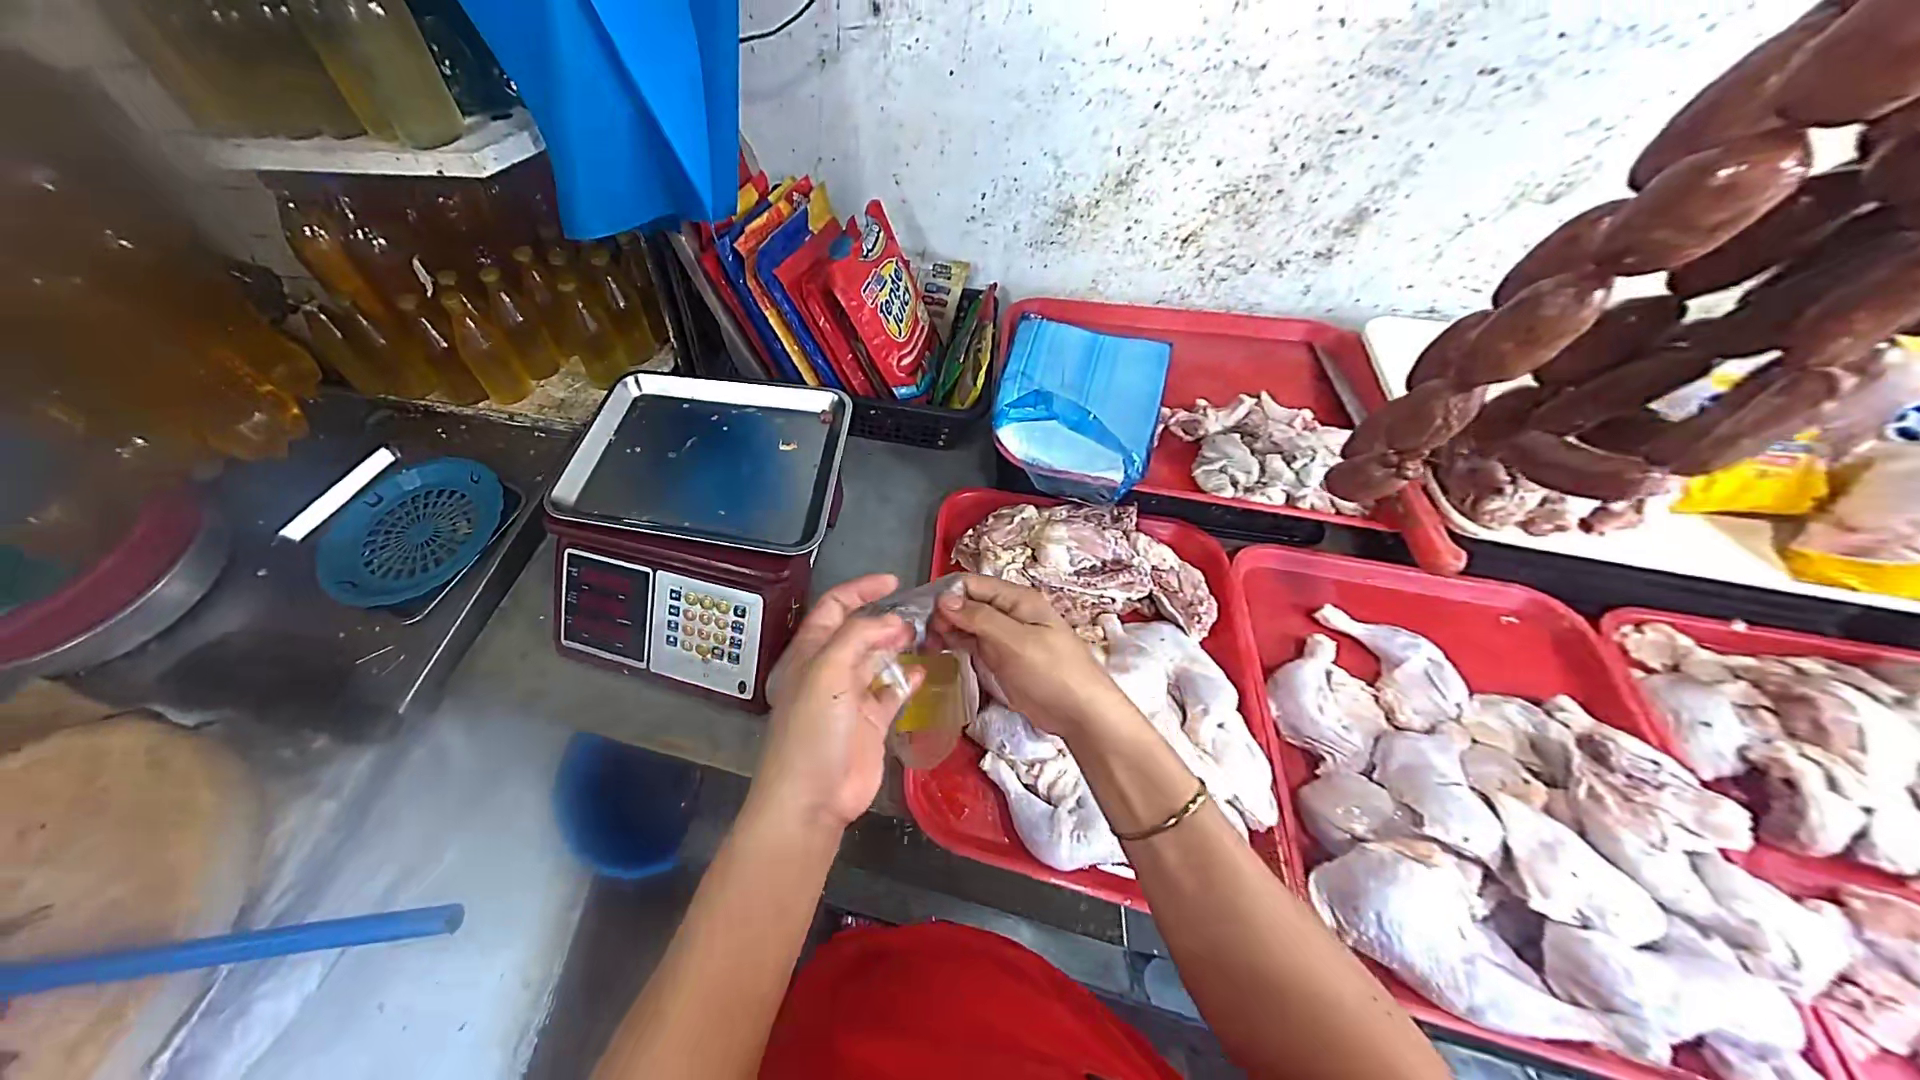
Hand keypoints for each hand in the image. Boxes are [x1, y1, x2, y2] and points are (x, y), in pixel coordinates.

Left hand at [757, 574, 920, 831]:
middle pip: (860, 632)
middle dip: (887, 619)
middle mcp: (831, 670)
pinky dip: (907, 679)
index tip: (893, 580)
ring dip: (900, 646)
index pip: (834, 608)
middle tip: (920, 612)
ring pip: (879, 660)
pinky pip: (893, 692)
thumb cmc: (812, 728)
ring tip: (928, 634)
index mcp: (811, 652)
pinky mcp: (871, 722)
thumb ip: (860, 636)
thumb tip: (894, 622)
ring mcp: (852, 697)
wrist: (813, 796)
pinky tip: (923, 670)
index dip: (860, 590)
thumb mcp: (828, 671)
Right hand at [933, 574, 1125, 739]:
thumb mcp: (1016, 642)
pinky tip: (940, 651)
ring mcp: (1005, 636)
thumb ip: (980, 618)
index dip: (947, 595)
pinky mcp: (1001, 657)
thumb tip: (944, 599)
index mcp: (1017, 599)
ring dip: (947, 629)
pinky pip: (974, 643)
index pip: (972, 584)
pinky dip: (957, 644)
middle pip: (967, 603)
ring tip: (926, 645)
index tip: (924, 615)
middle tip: (923, 636)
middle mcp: (1009, 612)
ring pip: (967, 623)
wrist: (1081, 713)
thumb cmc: (1052, 673)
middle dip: (943, 614)